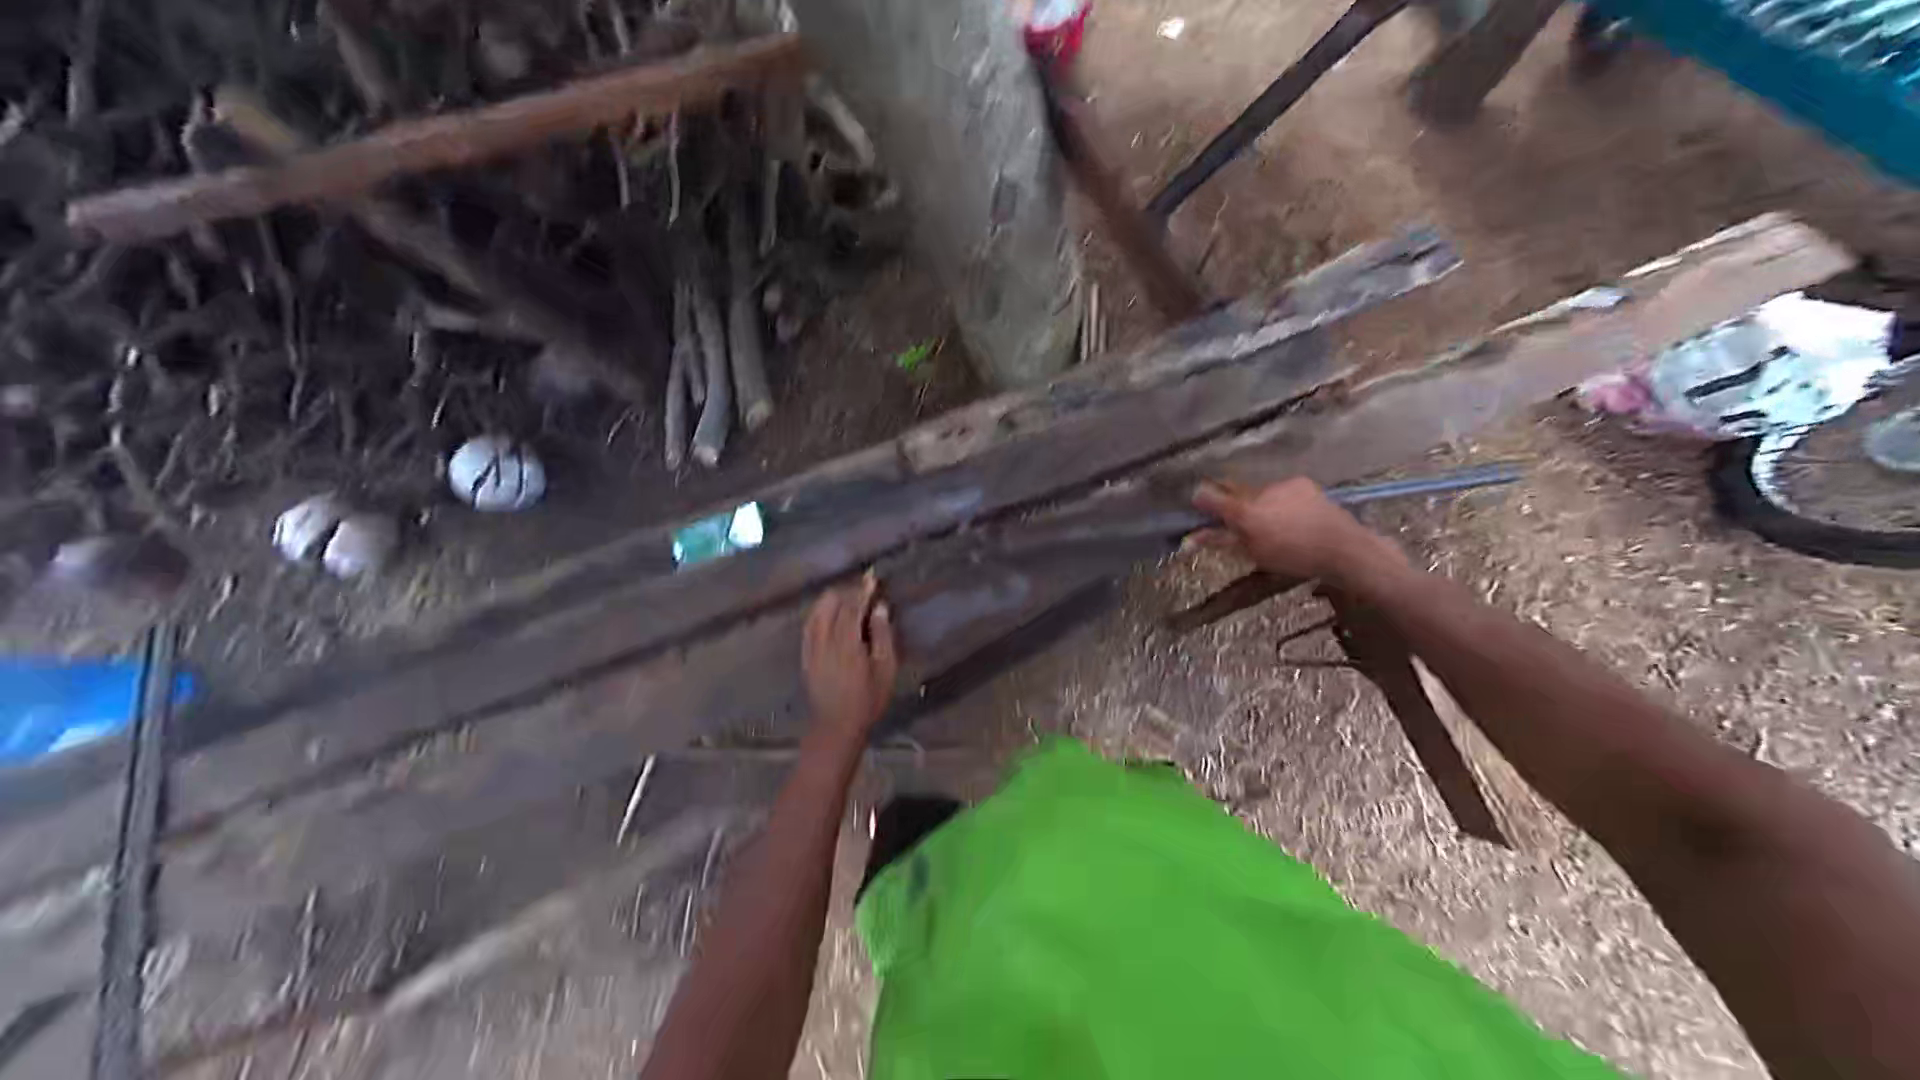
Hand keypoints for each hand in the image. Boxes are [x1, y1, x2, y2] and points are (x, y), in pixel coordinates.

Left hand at [802, 573, 898, 745]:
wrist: (837, 725)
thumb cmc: (868, 699)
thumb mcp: (886, 669)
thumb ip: (883, 635)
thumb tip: (879, 607)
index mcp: (846, 643)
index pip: (852, 606)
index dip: (862, 590)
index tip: (872, 578)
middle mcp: (824, 640)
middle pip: (831, 604)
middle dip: (847, 592)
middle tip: (863, 591)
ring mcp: (811, 647)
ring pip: (816, 612)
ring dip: (832, 601)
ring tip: (847, 599)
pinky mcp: (805, 655)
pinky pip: (809, 625)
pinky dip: (820, 613)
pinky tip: (829, 614)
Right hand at [1191, 477, 1405, 584]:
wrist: (1344, 549)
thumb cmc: (1295, 558)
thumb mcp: (1253, 554)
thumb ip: (1222, 540)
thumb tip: (1194, 536)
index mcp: (1247, 513)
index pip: (1213, 498)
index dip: (1201, 498)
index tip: (1196, 500)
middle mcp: (1260, 492)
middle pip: (1237, 493)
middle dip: (1234, 504)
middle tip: (1242, 522)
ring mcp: (1283, 485)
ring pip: (1260, 492)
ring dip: (1260, 504)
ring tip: (1274, 524)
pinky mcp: (1301, 483)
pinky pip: (1280, 490)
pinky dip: (1280, 501)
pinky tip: (1292, 516)